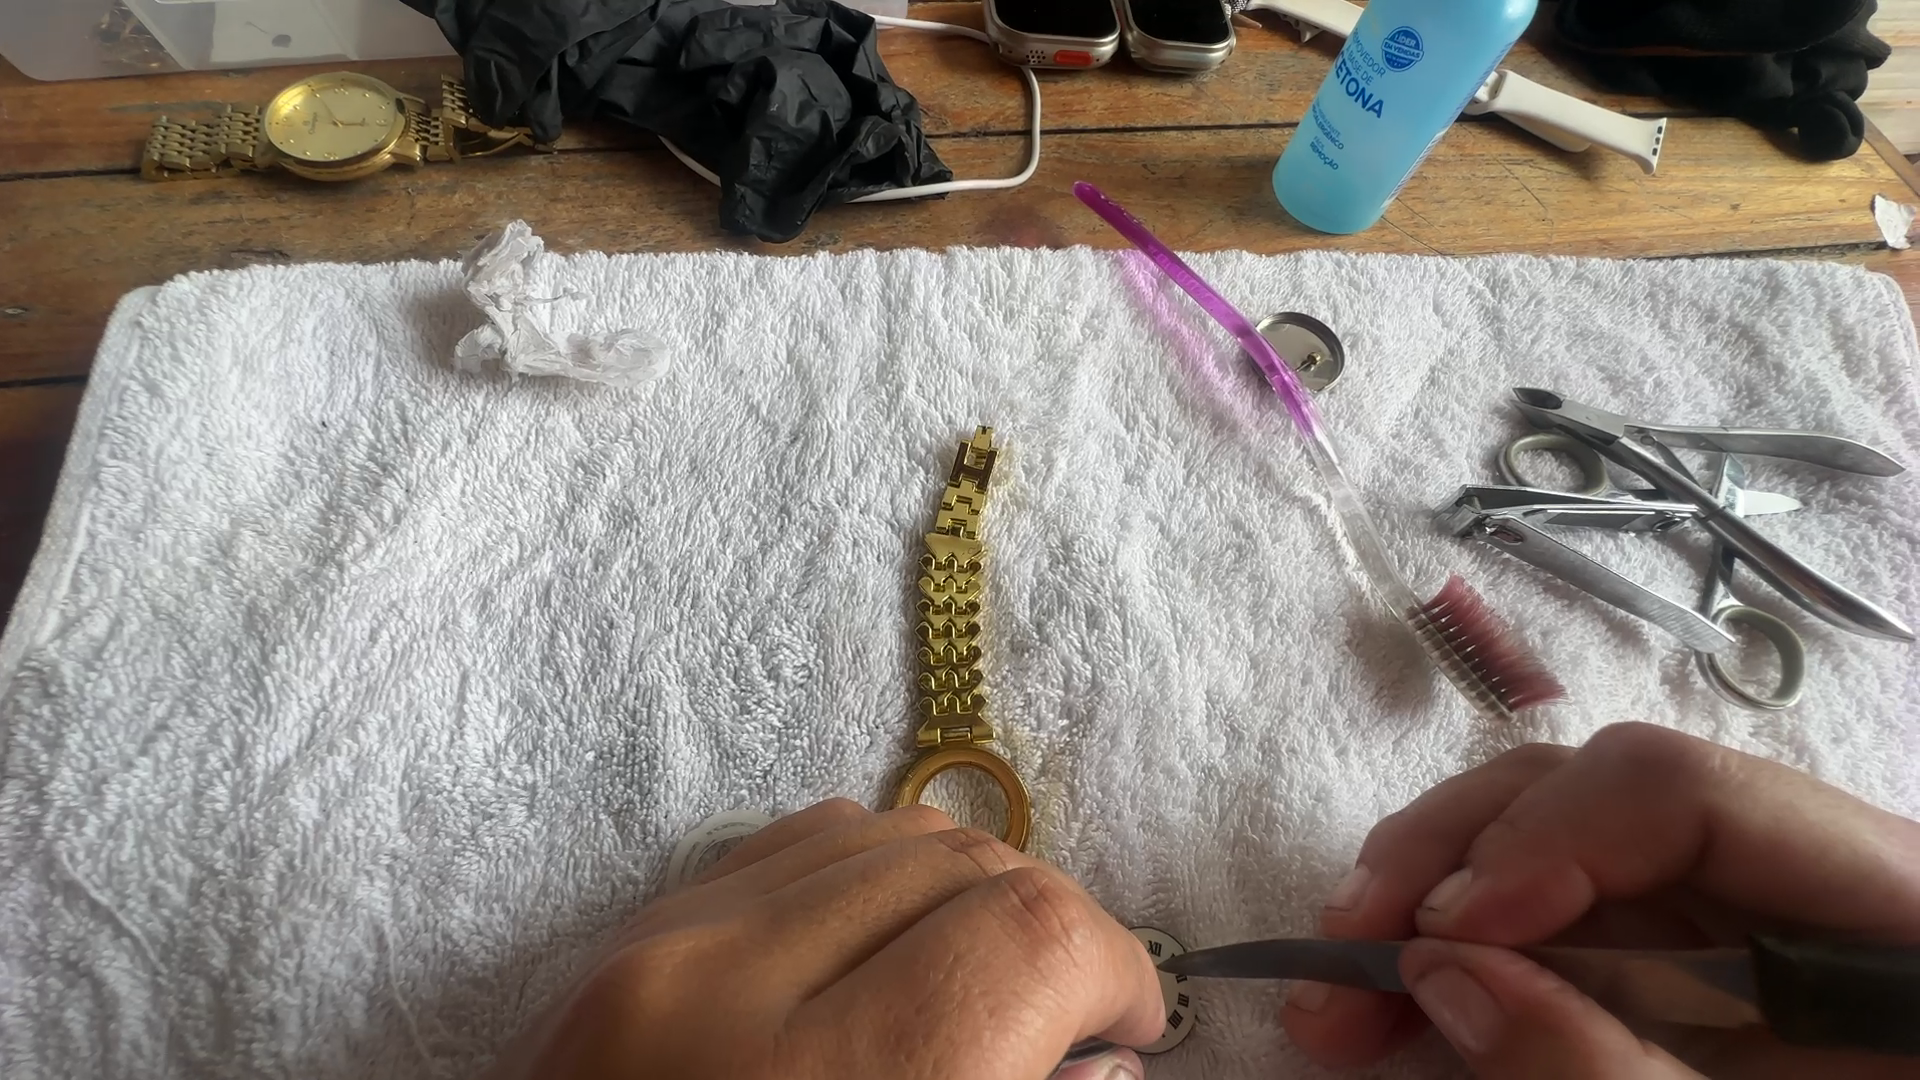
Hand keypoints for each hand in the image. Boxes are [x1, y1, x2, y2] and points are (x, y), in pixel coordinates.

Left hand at [480, 800, 1162, 1079]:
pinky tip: (892, 936)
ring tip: (974, 968)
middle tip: (1058, 1006)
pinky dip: (883, 870)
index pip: (1024, 934)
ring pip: (894, 828)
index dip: (1111, 961)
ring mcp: (667, 934)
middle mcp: (723, 983)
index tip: (1124, 1017)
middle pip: (963, 862)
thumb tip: (1103, 1046)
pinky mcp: (642, 919)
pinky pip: (814, 833)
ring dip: (966, 889)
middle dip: (1043, 924)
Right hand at [1282, 722, 1919, 1078]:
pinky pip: (1513, 900)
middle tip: (1342, 942)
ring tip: (1336, 979)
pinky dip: (1434, 936)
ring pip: (1511, 832)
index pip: (1670, 787)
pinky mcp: (1642, 933)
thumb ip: (1608, 1071)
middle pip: (1558, 793)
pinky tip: (1385, 982)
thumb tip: (1433, 970)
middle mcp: (1766, 862)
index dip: (1537, 839)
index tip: (1445, 930)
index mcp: (1876, 890)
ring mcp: (1696, 894)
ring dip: (1407, 897)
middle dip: (1431, 865)